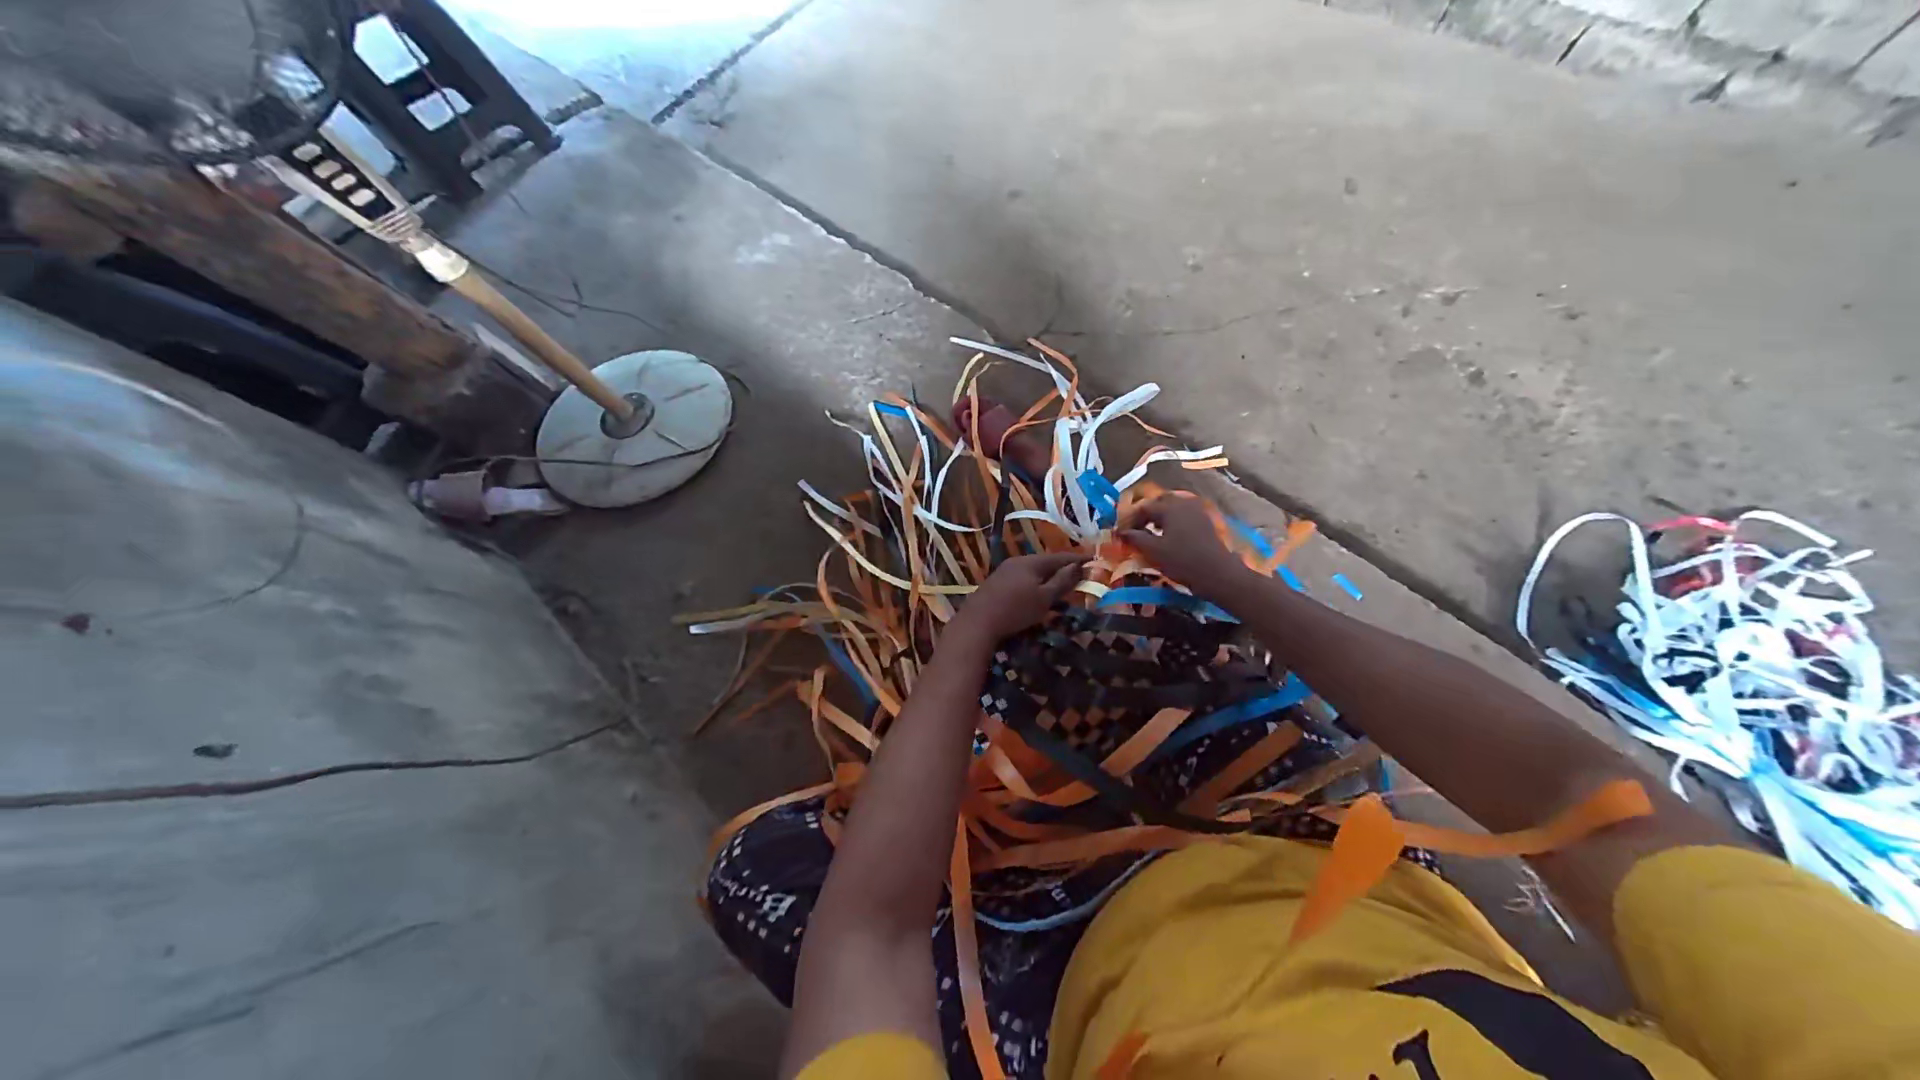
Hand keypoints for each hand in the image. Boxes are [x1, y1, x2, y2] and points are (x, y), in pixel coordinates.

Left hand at [952, 553, 1086, 642]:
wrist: (977, 622)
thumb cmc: (1016, 610)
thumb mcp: (1044, 598)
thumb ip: (1062, 581)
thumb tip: (1078, 566)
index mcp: (1032, 562)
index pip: (1061, 557)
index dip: (1078, 559)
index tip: (1094, 559)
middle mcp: (1018, 561)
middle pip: (1046, 562)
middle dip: (1062, 567)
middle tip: (1079, 573)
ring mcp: (1004, 571)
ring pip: (1033, 570)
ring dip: (1047, 576)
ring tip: (1060, 584)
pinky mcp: (996, 583)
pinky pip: (1022, 578)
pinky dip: (1034, 583)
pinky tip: (1036, 592)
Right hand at [1118, 494, 1249, 596]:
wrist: (1218, 574)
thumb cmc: (1182, 561)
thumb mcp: (1153, 551)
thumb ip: (1135, 538)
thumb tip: (1121, 532)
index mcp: (1170, 507)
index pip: (1143, 507)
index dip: (1129, 519)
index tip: (1120, 533)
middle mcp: (1184, 503)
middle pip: (1159, 502)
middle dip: (1144, 514)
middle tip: (1134, 529)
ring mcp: (1197, 512)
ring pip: (1172, 508)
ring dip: (1158, 517)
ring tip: (1148, 533)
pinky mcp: (1205, 522)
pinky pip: (1182, 515)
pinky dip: (1171, 521)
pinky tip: (1167, 536)